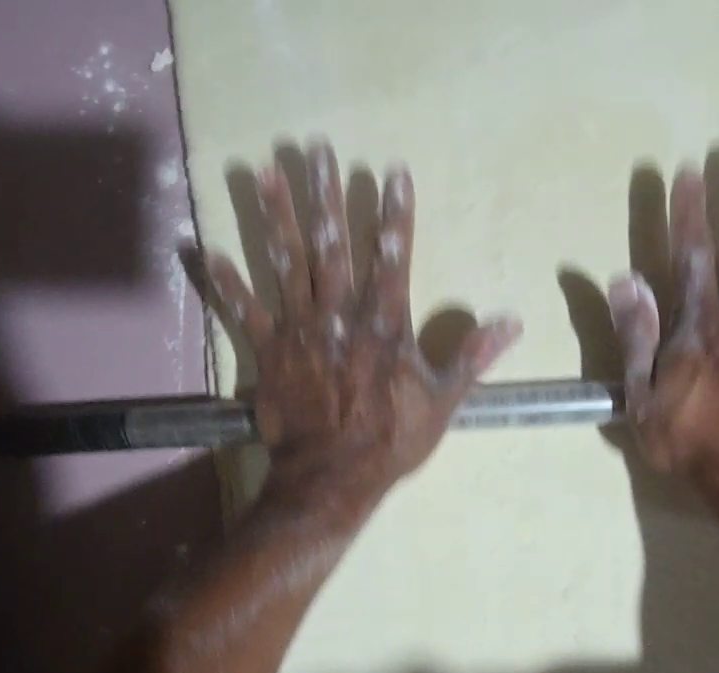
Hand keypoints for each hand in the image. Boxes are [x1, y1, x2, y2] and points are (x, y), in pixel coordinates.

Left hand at [204, 141, 522, 505]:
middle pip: (332, 245)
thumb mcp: (441, 404)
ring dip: (275, 215)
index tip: (392, 170)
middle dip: (326, 195)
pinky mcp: (268, 353)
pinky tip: (206, 251)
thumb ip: (470, 358)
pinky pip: (243, 313)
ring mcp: (299, 332)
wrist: (332, 478)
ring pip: (286, 264)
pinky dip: (226, 284)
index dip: (394, 214)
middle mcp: (339, 316)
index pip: (392, 258)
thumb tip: (512, 323)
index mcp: (384, 325)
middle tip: (317, 148)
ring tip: (266, 170)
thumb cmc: (390, 442)